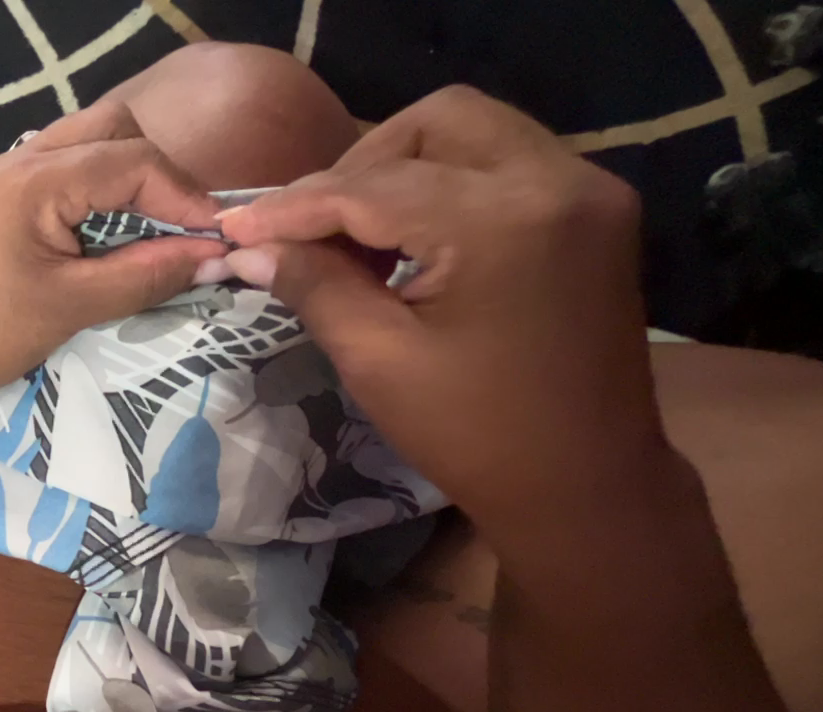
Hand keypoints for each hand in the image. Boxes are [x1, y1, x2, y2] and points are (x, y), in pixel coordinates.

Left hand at [0, 100, 225, 417]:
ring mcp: (6, 174)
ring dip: (130, 177)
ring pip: (90, 143)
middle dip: (158, 174)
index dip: (183, 196)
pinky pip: (67, 168)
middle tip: (183, 227)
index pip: (130, 162)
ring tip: (156, 228)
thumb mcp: (74, 307)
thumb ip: (147, 276)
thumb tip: (215, 256)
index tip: (217, 236)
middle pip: (113, 131)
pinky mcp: (3, 196)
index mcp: (32, 181)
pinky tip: (115, 228)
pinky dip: (101, 188)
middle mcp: (18, 159)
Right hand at [217, 86, 672, 536]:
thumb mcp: (375, 359)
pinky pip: (498, 167)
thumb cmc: (469, 431)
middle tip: (302, 230)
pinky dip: (438, 190)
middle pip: (436, 123)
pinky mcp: (588, 212)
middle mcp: (558, 180)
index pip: (374, 187)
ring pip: (470, 135)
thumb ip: (313, 286)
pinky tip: (400, 245)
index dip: (293, 207)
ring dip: (395, 174)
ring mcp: (584, 191)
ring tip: (345, 240)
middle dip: (354, 168)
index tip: (233, 228)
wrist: (580, 477)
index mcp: (502, 222)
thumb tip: (248, 250)